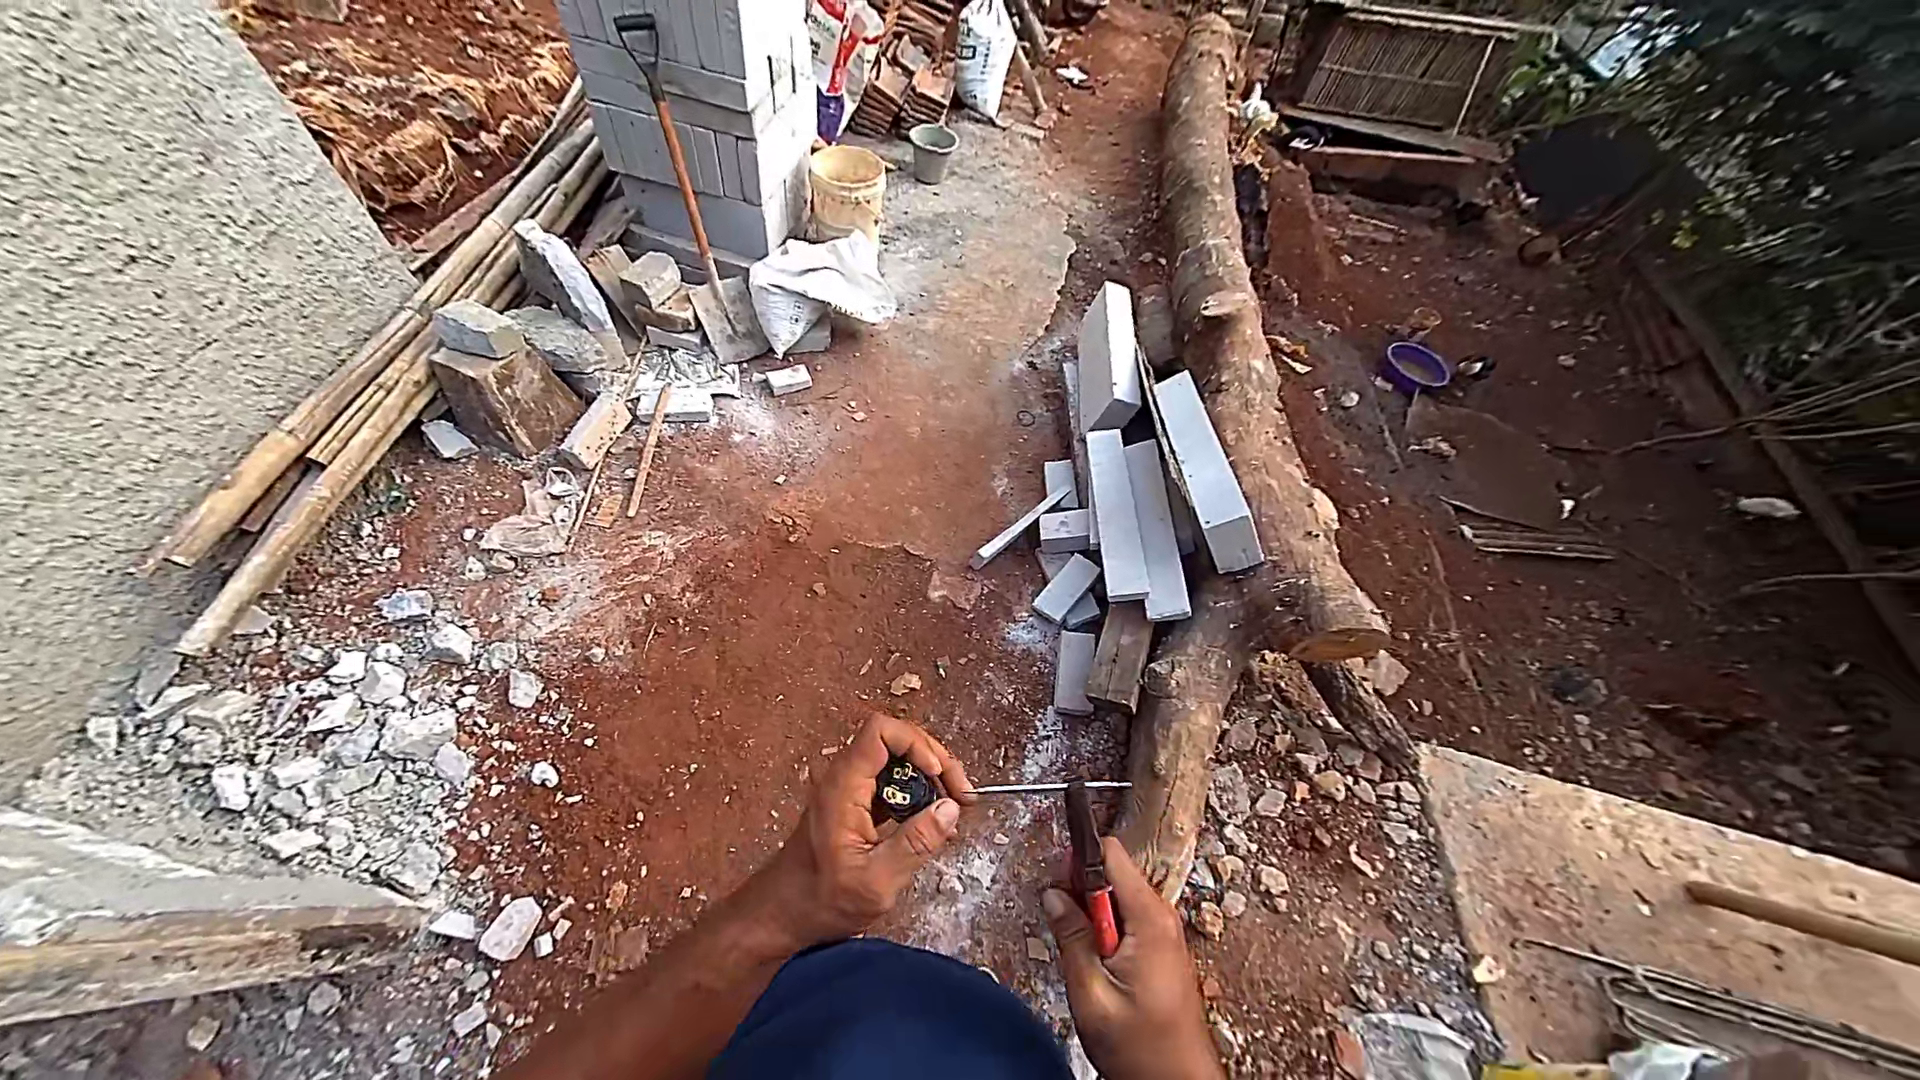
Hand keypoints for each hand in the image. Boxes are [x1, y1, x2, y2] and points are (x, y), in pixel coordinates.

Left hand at [749, 713, 972, 950]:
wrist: (783, 914)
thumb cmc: (821, 902)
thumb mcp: (875, 882)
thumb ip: (915, 843)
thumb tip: (950, 809)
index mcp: (843, 786)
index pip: (880, 731)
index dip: (916, 743)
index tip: (938, 775)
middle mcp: (845, 776)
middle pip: (896, 739)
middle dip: (934, 760)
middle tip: (961, 795)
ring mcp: (850, 787)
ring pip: (897, 758)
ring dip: (929, 775)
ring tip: (953, 807)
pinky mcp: (856, 800)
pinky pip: (892, 779)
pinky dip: (917, 790)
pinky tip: (934, 818)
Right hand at [1044, 837, 1224, 1079]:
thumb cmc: (1142, 1051)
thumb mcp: (1092, 996)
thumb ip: (1071, 937)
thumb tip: (1052, 894)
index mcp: (1148, 917)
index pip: (1110, 852)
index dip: (1078, 860)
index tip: (1059, 885)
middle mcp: (1161, 913)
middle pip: (1111, 869)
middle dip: (1081, 888)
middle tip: (1065, 923)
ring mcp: (1162, 926)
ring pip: (1115, 890)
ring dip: (1091, 908)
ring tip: (1083, 948)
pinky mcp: (1159, 940)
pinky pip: (1125, 911)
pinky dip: (1105, 924)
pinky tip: (1098, 957)